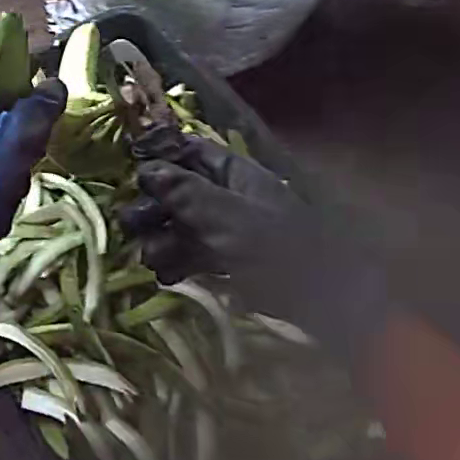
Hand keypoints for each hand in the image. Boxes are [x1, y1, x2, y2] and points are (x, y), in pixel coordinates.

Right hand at [118, 132, 388, 360]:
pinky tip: (165, 275)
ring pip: (176, 224)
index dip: (159, 154)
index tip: (130, 167)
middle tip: (133, 224)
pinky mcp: (223, 262)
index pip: (189, 151)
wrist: (329, 308)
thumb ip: (186, 193)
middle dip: (152, 207)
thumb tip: (145, 168)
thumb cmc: (282, 251)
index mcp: (234, 174)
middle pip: (174, 190)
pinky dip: (173, 263)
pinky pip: (187, 254)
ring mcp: (223, 230)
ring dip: (158, 239)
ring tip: (154, 259)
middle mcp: (225, 197)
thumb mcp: (230, 217)